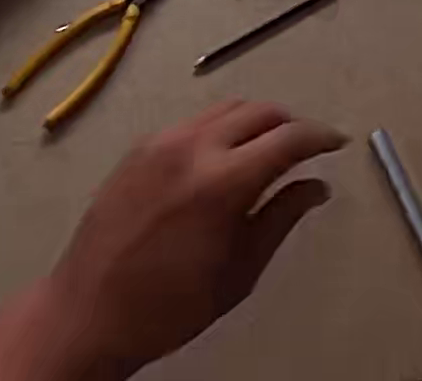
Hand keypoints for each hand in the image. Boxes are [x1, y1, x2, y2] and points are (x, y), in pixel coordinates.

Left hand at [0, 101, 345, 380]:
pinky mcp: (143, 144)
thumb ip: (281, 217)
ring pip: (228, 107)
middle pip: (260, 111)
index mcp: (222, 182)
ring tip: (266, 148)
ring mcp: (165, 139)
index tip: (336, 142)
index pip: (287, 139)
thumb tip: (317, 185)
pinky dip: (222, 127)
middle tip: (303, 148)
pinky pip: (196, 120)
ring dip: (257, 119)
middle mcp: (195, 146)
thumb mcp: (238, 272)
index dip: (319, 136)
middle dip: (290, 123)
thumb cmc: (169, 305)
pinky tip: (220, 157)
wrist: (84, 313)